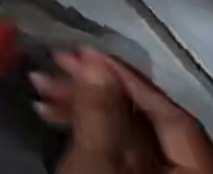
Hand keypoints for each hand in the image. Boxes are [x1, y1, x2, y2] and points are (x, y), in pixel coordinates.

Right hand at [33, 46, 212, 173]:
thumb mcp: (97, 164)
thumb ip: (100, 113)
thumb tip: (95, 60)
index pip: (175, 119)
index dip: (129, 80)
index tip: (81, 51)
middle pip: (150, 125)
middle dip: (96, 89)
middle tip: (52, 62)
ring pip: (130, 135)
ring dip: (82, 104)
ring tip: (37, 86)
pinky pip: (119, 151)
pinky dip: (85, 128)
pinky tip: (50, 113)